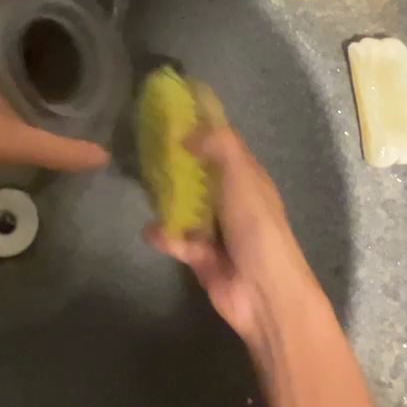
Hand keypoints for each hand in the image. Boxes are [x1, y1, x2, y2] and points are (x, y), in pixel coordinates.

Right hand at [146, 116, 320, 354]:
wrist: (263, 290)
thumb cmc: (256, 226)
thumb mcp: (242, 175)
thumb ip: (219, 146)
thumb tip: (189, 134)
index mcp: (248, 179)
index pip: (224, 147)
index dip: (203, 130)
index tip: (173, 115)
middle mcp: (232, 201)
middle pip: (201, 177)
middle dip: (178, 166)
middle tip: (147, 151)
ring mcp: (217, 230)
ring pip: (186, 208)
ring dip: (167, 202)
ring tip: (144, 188)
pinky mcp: (201, 257)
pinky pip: (177, 240)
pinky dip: (165, 235)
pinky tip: (152, 230)